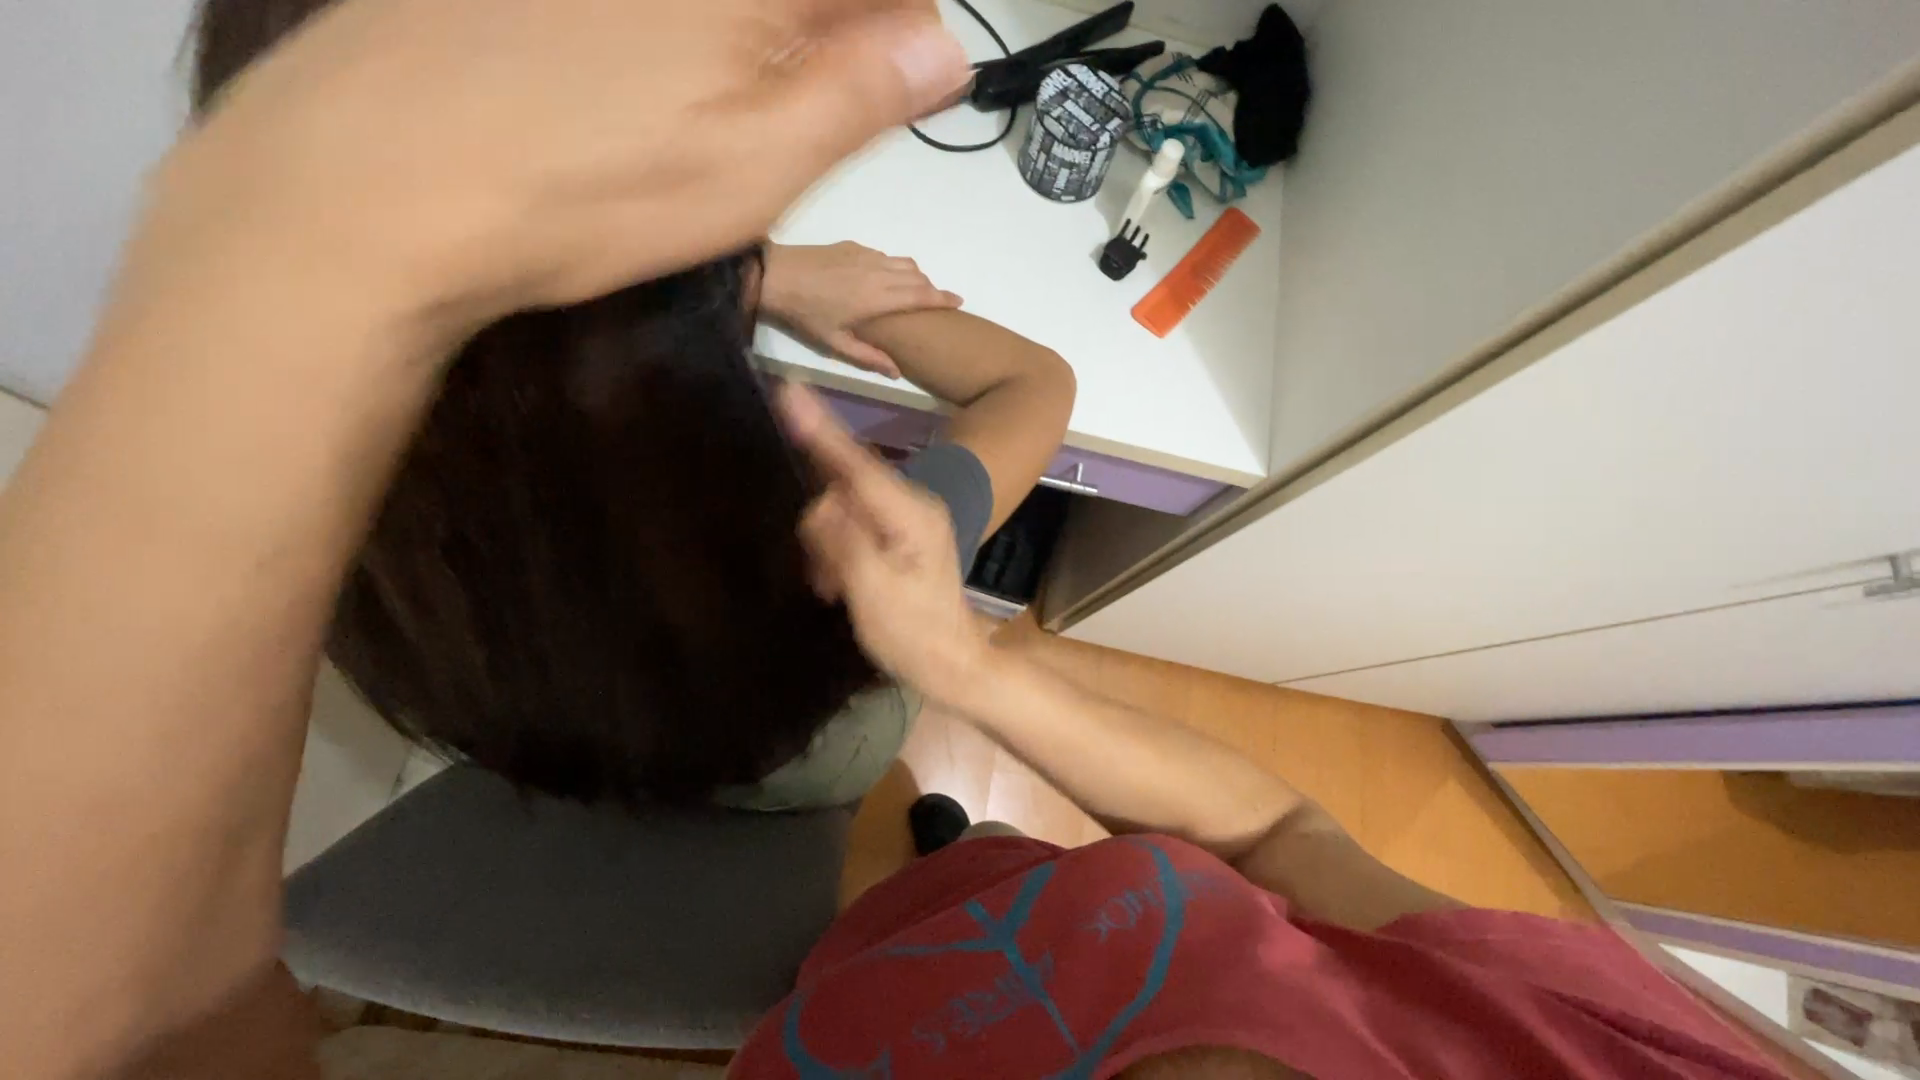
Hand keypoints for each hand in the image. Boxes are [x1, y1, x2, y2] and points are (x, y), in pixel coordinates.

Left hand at [139, 0, 970, 340]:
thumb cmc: (589, 195)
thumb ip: (858, 97)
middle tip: (818, 97)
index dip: (902, 23)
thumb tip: (944, 49)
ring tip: (734, 95)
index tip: (903, 75)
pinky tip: (649, 73)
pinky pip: (647, 8)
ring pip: (721, 7)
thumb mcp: (752, 168)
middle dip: (831, 25)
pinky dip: (682, 32)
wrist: (376, 184)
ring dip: (758, 31)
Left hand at [761, 242, 962, 377]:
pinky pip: (885, 255)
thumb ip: (868, 357)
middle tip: (941, 300)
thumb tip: (897, 373)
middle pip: (918, 277)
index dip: (942, 299)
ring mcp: (866, 256)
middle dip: (934, 288)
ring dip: (917, 275)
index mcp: (878, 299)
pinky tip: (886, 277)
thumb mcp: (835, 343)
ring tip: (917, 289)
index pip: (920, 296)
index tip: (959, 302)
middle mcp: (878, 273)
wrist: (778, 277)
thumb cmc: (807, 315)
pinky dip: (895, 266)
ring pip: (904, 262)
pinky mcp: (854, 246)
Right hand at [779, 383, 990, 699]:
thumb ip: (844, 541)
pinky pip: (856, 528)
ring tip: (836, 588)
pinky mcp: (902, 537)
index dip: (822, 430)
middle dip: (824, 528)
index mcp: (910, 514)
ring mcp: (909, 520)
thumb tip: (820, 504)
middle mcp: (913, 506)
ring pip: (845, 509)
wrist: (954, 665)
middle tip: (825, 577)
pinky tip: (841, 586)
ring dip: (829, 546)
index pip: (857, 464)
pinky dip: (840, 555)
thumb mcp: (873, 592)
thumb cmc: (915, 635)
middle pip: (845, 487)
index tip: (790, 391)